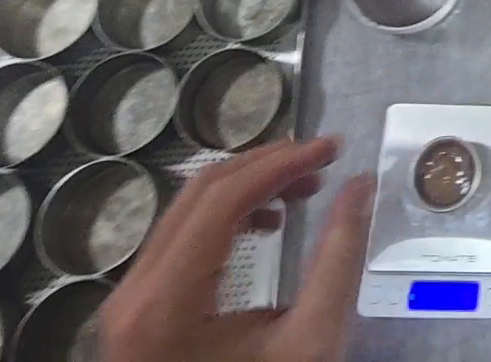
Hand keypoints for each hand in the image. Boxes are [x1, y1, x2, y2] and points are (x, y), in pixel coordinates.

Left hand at [102, 137, 376, 361]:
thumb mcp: (310, 342)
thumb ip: (338, 257)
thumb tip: (360, 186)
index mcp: (166, 301)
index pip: (224, 198)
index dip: (283, 162)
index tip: (334, 148)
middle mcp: (134, 291)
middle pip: (201, 192)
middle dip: (270, 164)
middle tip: (325, 158)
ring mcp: (130, 301)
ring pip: (190, 208)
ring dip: (253, 185)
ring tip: (307, 187)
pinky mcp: (138, 311)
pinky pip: (184, 236)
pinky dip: (231, 214)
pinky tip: (270, 223)